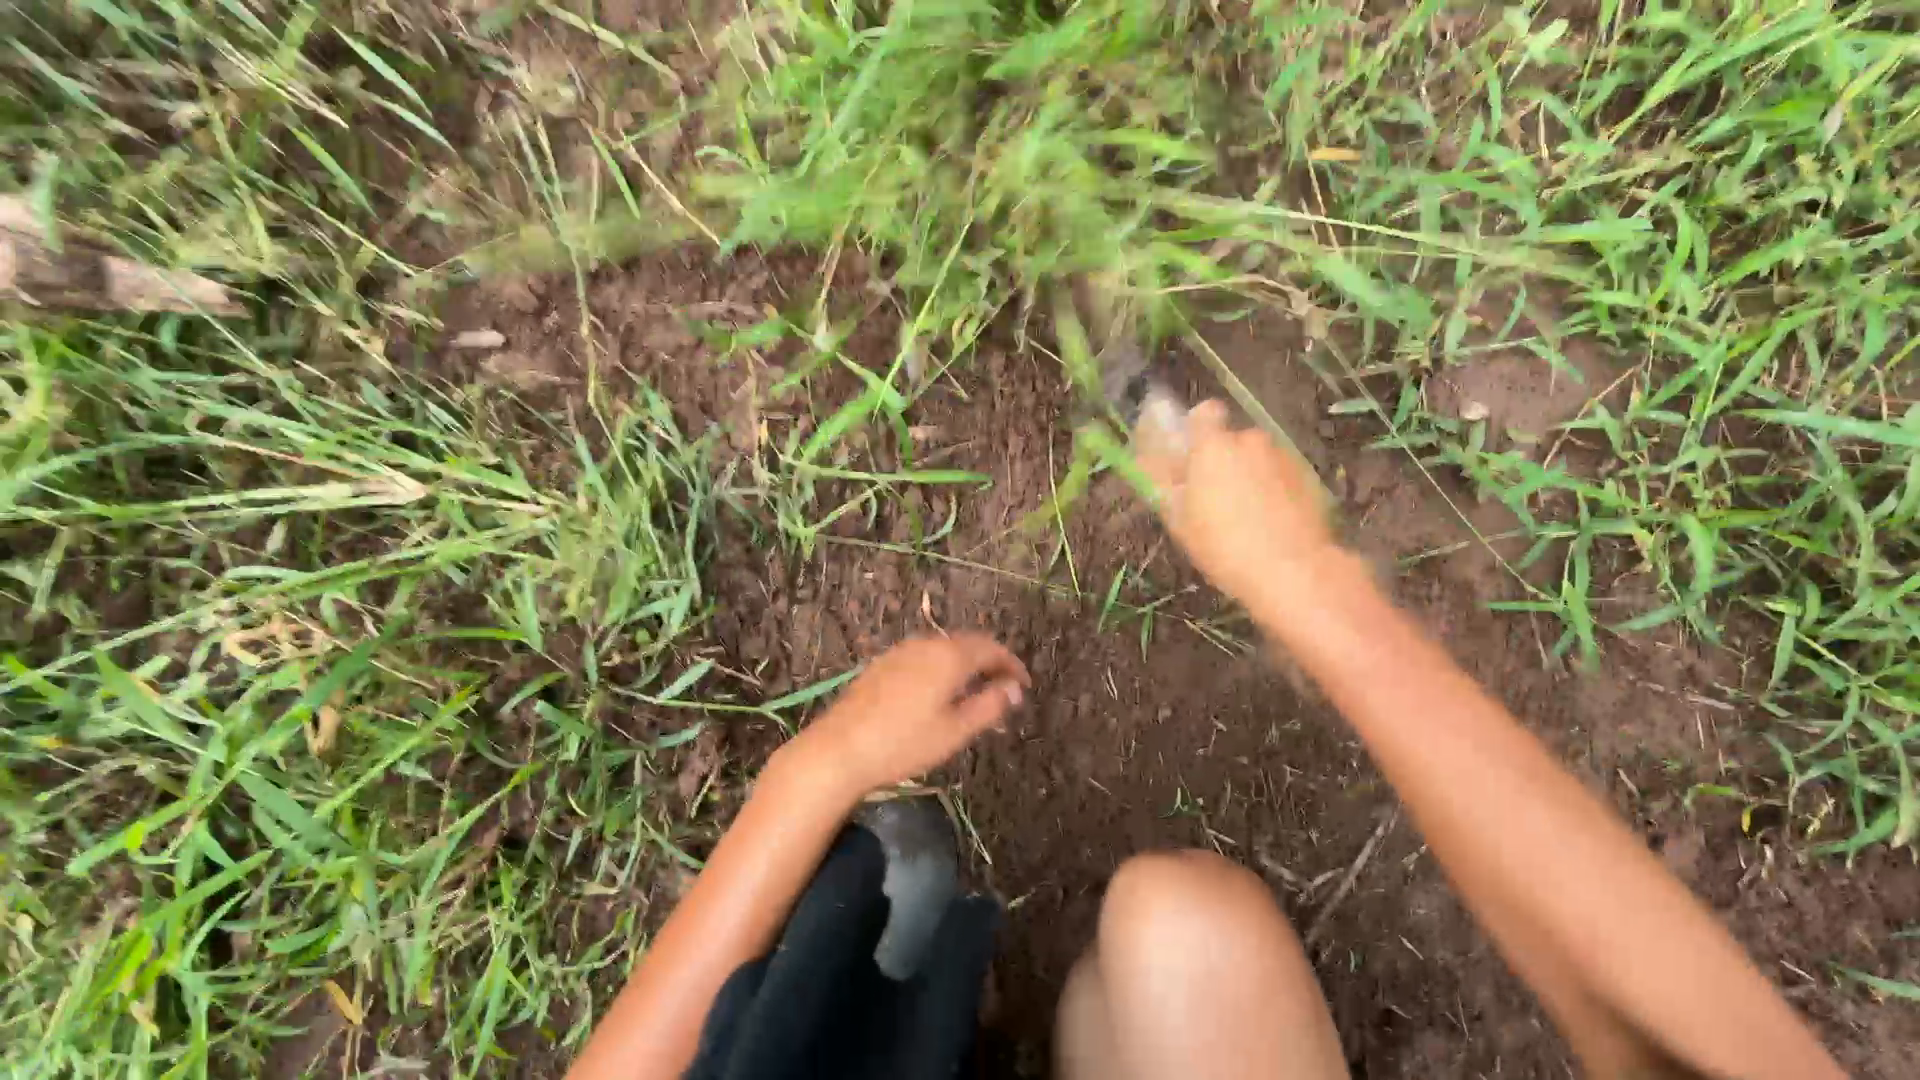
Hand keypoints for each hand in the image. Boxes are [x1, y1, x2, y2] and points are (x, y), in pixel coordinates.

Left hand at [785, 635, 1030, 797]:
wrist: (839, 749)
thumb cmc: (904, 744)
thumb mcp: (955, 731)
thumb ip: (989, 706)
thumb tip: (1013, 689)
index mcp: (949, 657)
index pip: (991, 648)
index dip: (1011, 664)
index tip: (1024, 685)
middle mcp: (926, 645)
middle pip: (967, 644)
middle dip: (990, 662)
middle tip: (1004, 688)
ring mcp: (900, 652)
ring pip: (943, 650)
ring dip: (965, 665)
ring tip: (975, 693)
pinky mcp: (882, 665)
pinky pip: (924, 657)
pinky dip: (942, 668)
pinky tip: (939, 693)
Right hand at [1135, 399, 1337, 609]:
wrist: (1294, 571)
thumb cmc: (1224, 546)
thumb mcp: (1179, 520)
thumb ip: (1162, 483)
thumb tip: (1145, 460)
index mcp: (1214, 447)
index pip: (1204, 412)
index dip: (1198, 428)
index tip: (1193, 455)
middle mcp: (1251, 441)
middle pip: (1232, 440)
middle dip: (1224, 461)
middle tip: (1216, 498)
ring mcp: (1284, 457)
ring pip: (1258, 458)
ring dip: (1250, 475)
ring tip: (1248, 516)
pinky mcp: (1309, 476)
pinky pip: (1281, 474)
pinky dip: (1275, 489)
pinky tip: (1273, 522)